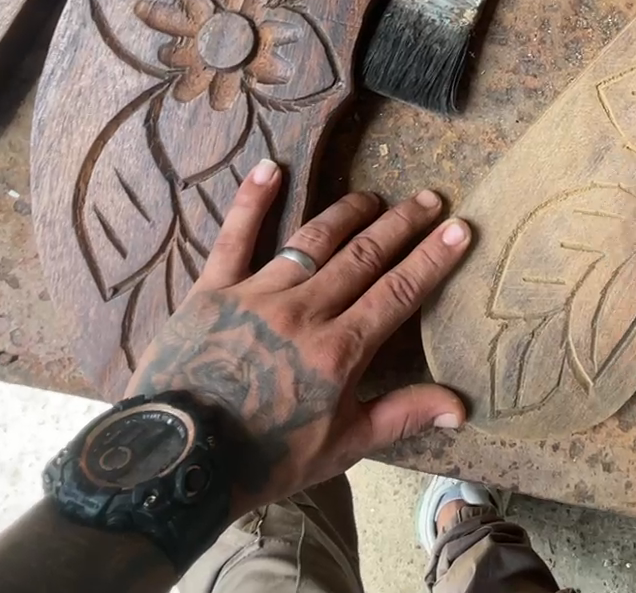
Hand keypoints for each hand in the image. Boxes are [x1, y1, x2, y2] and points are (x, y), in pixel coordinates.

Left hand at [127, 159, 472, 515]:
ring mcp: (258, 294)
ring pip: (314, 240)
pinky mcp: (214, 289)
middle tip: (430, 198)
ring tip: (373, 196)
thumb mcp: (341, 446)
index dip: (433, 256)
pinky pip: (236, 237)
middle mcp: (306, 311)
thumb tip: (461, 408)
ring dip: (348, 213)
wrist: (173, 467)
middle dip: (402, 223)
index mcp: (340, 349)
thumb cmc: (263, 458)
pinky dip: (254, 201)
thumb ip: (402, 416)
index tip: (459, 227)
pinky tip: (271, 167)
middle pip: (364, 254)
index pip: (399, 290)